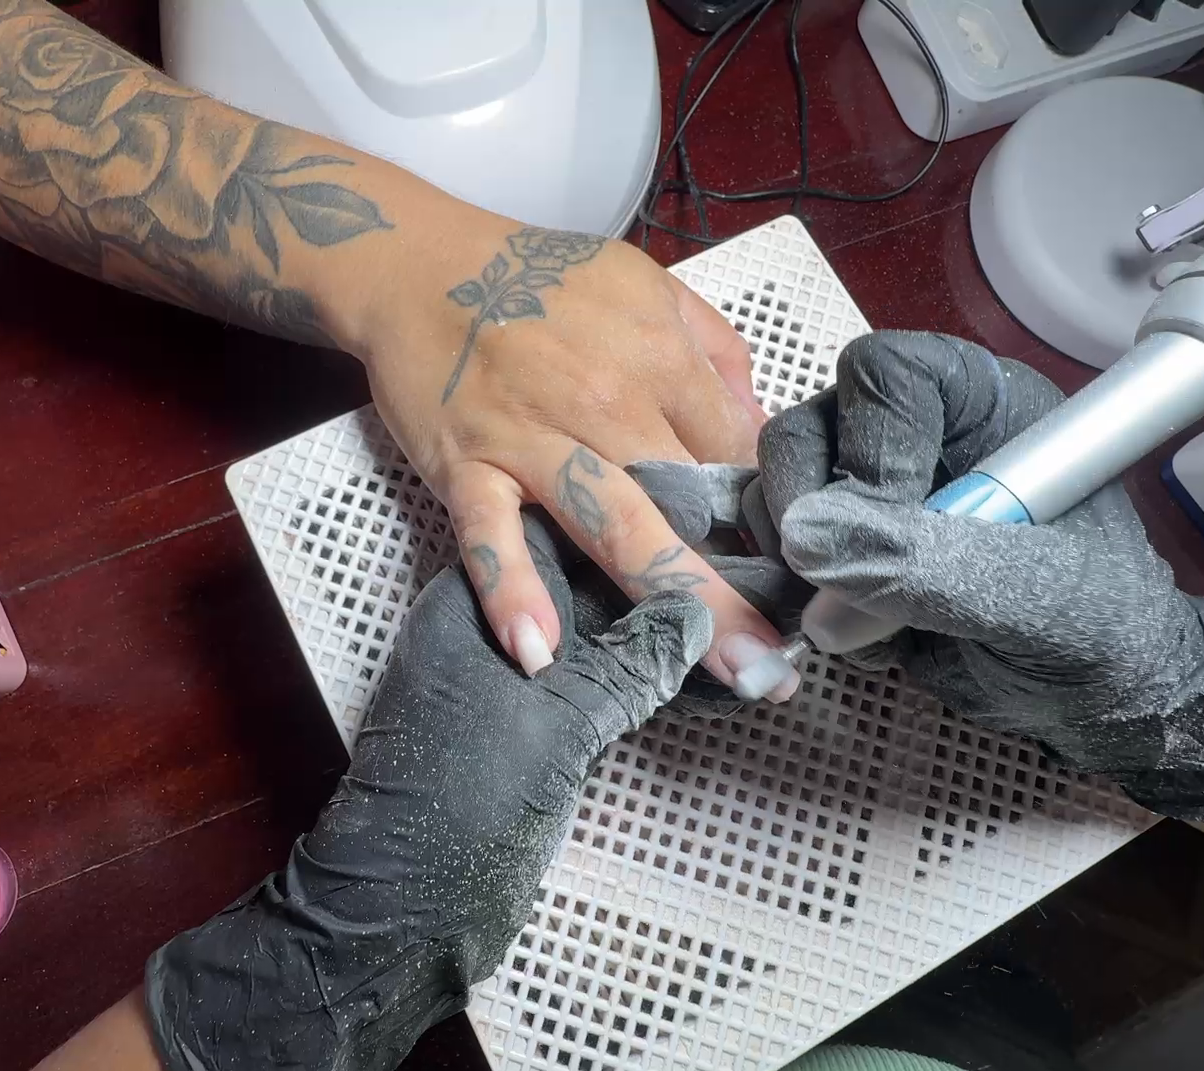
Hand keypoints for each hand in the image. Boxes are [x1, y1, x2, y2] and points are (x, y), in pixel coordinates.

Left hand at [144, 516, 711, 1070]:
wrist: (414, 903)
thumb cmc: (461, 797)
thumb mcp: (552, 724)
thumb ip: (626, 664)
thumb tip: (695, 614)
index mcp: (475, 601)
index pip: (563, 537)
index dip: (631, 530)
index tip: (700, 524)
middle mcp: (492, 624)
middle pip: (586, 582)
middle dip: (654, 582)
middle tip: (733, 573)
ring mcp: (513, 673)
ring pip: (598, 632)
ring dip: (656, 629)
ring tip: (728, 618)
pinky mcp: (534, 720)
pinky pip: (598, 678)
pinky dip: (643, 673)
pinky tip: (692, 668)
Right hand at [345, 210, 798, 702]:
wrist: (421, 267)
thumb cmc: (537, 280)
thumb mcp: (644, 284)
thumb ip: (710, 347)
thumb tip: (757, 428)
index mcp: (656, 353)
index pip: (732, 448)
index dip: (760, 512)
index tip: (775, 567)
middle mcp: (604, 400)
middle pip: (687, 498)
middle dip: (741, 580)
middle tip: (782, 662)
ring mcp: (531, 439)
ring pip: (610, 523)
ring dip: (667, 596)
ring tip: (724, 670)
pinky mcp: (468, 466)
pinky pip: (491, 535)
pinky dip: (511, 589)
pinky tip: (538, 650)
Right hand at [761, 331, 1203, 819]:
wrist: (1073, 696)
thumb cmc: (1091, 633)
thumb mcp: (1037, 601)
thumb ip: (928, 564)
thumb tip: (805, 538)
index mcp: (979, 405)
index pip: (883, 376)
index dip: (870, 447)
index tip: (890, 530)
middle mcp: (902, 434)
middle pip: (803, 429)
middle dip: (808, 511)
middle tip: (846, 583)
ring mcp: (851, 489)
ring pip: (769, 490)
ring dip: (795, 563)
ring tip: (861, 619)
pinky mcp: (821, 542)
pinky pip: (763, 549)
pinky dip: (781, 594)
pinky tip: (842, 628)